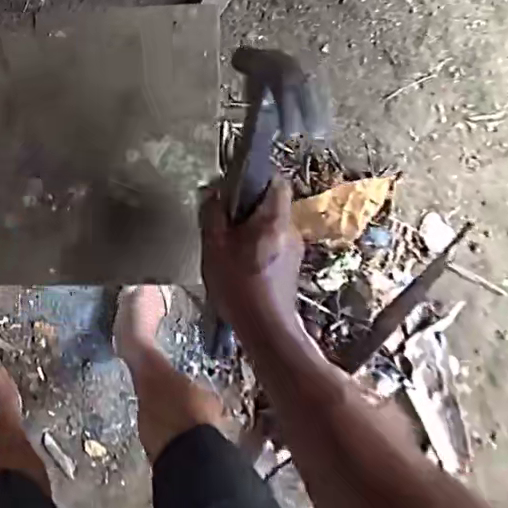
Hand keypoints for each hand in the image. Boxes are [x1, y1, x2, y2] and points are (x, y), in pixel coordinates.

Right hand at [199, 176, 302, 338]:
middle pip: (270, 204)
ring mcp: (294, 249)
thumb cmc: (238, 284)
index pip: (275, 181)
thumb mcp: (214, 245)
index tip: (233, 188)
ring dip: (250, 229)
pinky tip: (238, 264)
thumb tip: (214, 192)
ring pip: (270, 225)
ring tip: (227, 246)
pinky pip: (272, 243)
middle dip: (246, 208)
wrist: (266, 329)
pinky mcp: (291, 266)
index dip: (255, 178)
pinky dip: (256, 245)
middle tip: (222, 221)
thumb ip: (213, 214)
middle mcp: (291, 229)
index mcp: (274, 218)